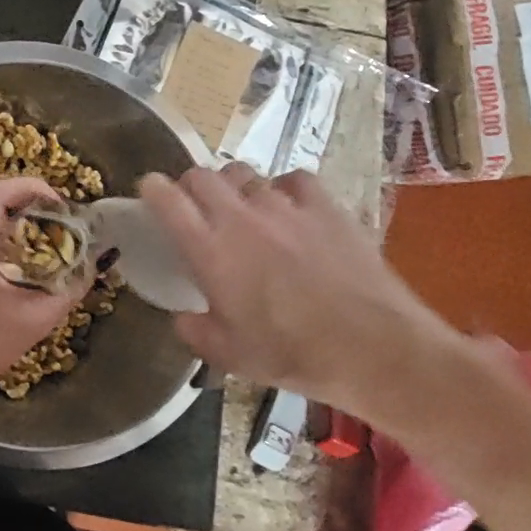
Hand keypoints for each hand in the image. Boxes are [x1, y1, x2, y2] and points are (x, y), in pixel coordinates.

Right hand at [138, 162, 460, 424]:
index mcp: (209, 251)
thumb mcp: (229, 356)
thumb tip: (184, 318)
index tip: (150, 194)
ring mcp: (287, 208)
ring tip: (241, 207)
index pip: (167, 198)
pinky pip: (294, 180)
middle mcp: (241, 219)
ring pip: (245, 174)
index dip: (152, 189)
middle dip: (190, 185)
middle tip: (194, 207)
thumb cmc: (295, 356)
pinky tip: (288, 208)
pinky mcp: (328, 209)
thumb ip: (195, 332)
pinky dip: (283, 188)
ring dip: (234, 187)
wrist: (379, 352)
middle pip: (202, 175)